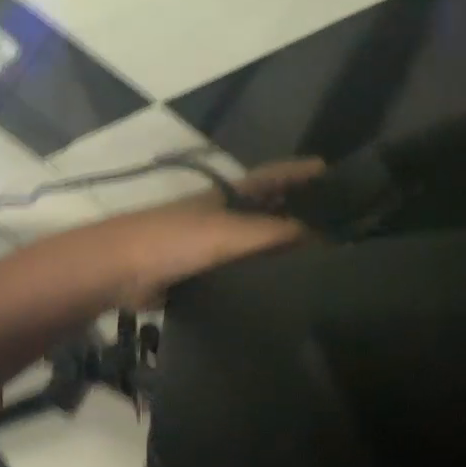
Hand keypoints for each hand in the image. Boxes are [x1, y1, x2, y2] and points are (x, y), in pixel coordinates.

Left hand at [100, 157, 325, 308]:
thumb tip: (323, 238)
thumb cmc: (174, 240)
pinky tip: (285, 296)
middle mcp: (220, 213)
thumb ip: (273, 233)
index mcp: (226, 194)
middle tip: (345, 229)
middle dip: (299, 212)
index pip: (271, 176)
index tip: (333, 170)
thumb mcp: (228, 231)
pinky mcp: (199, 275)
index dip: (299, 171)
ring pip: (254, 244)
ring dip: (282, 251)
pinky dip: (261, 279)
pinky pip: (240, 274)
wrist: (120, 270)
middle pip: (266, 209)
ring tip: (327, 268)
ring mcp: (208, 244)